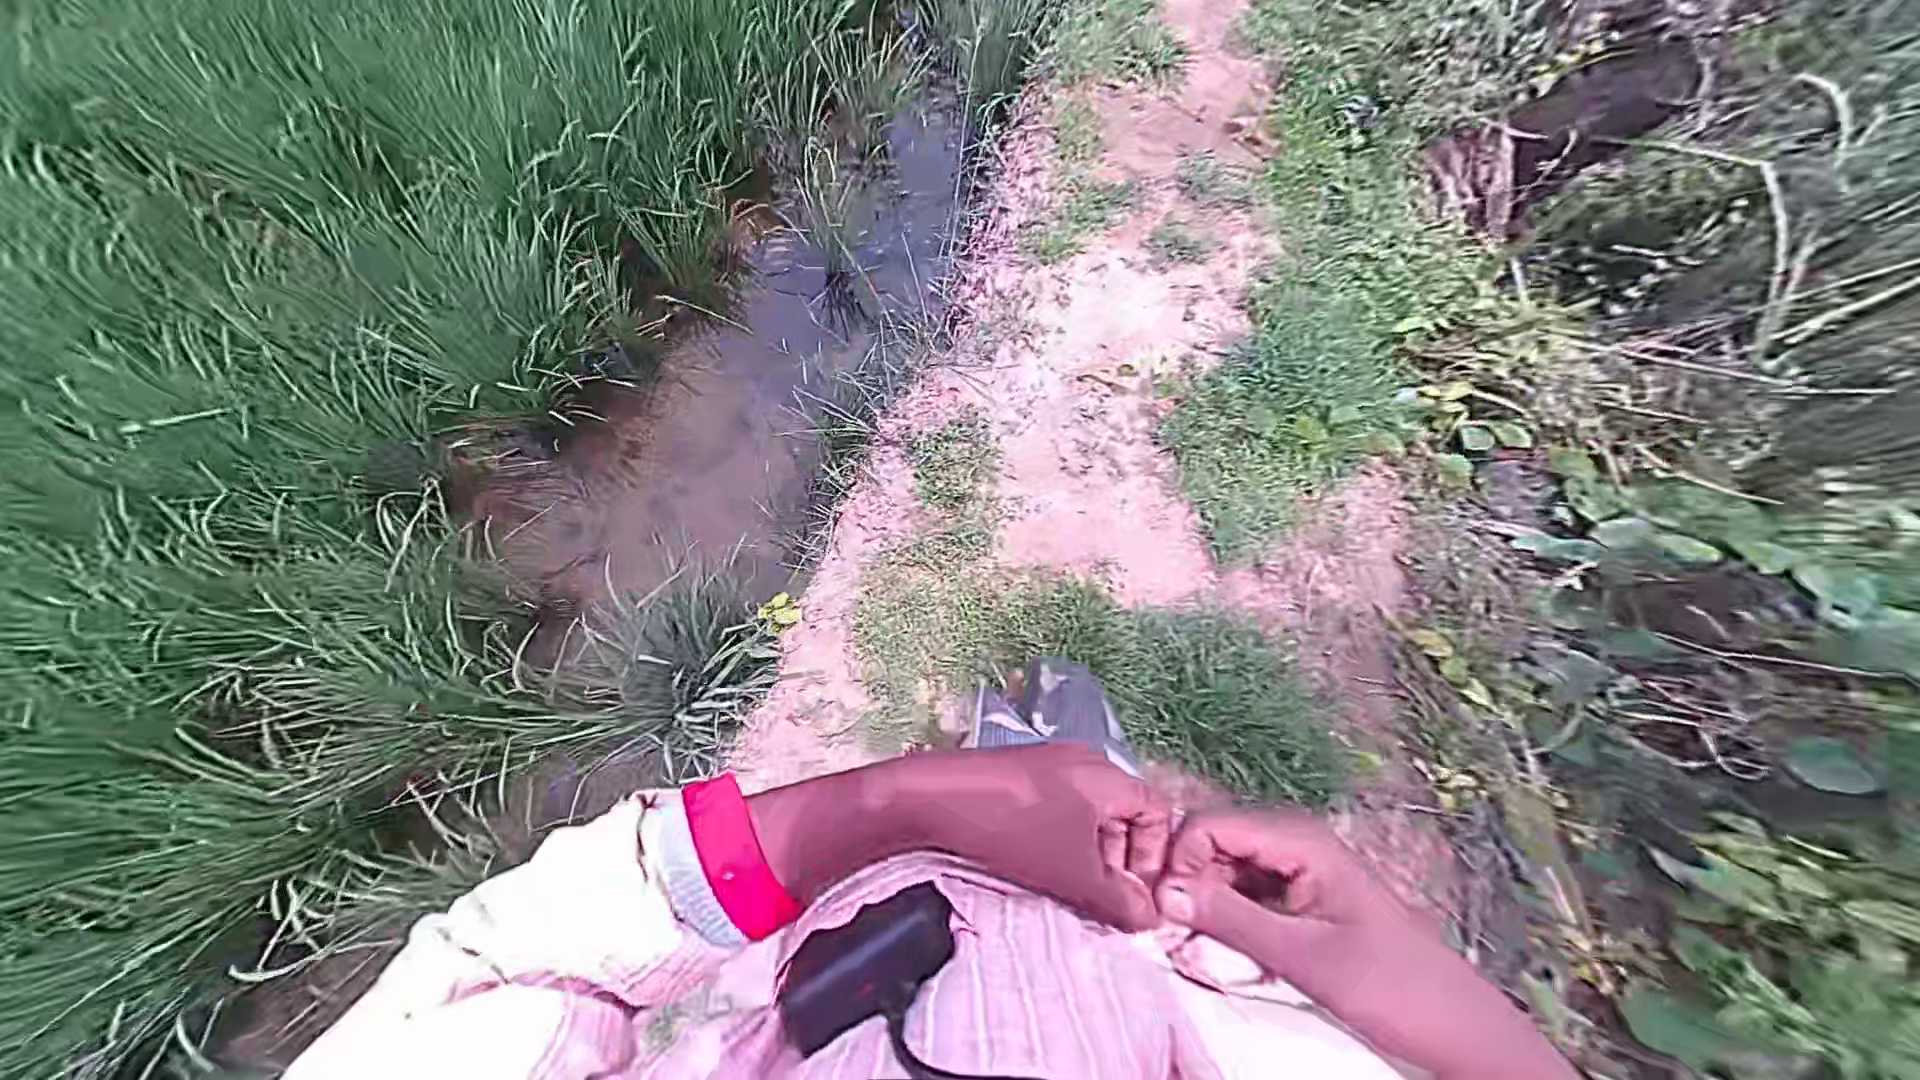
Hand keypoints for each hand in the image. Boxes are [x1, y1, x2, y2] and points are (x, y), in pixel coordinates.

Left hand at [884, 744, 1172, 930]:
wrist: (937, 796)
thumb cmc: (1016, 829)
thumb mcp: (1075, 874)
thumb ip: (1120, 900)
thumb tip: (1149, 917)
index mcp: (1107, 774)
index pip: (1156, 813)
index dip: (1155, 858)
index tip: (1139, 896)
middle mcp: (1083, 761)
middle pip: (1124, 814)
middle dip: (1122, 862)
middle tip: (1107, 901)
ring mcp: (1050, 764)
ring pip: (1090, 814)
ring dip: (1091, 855)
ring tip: (1074, 889)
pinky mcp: (1022, 774)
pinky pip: (1060, 808)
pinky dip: (1062, 839)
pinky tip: (1043, 865)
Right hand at [1156, 812, 1576, 1079]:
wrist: (1467, 1036)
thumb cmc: (1395, 991)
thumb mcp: (1304, 957)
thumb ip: (1230, 920)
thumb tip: (1164, 891)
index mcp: (1298, 837)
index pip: (1208, 824)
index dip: (1180, 859)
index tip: (1168, 908)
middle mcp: (1293, 839)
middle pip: (1214, 841)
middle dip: (1190, 880)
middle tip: (1179, 931)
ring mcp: (1298, 864)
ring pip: (1226, 866)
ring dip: (1207, 900)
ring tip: (1201, 944)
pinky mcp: (1301, 892)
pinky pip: (1246, 888)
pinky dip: (1229, 913)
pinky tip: (1229, 946)